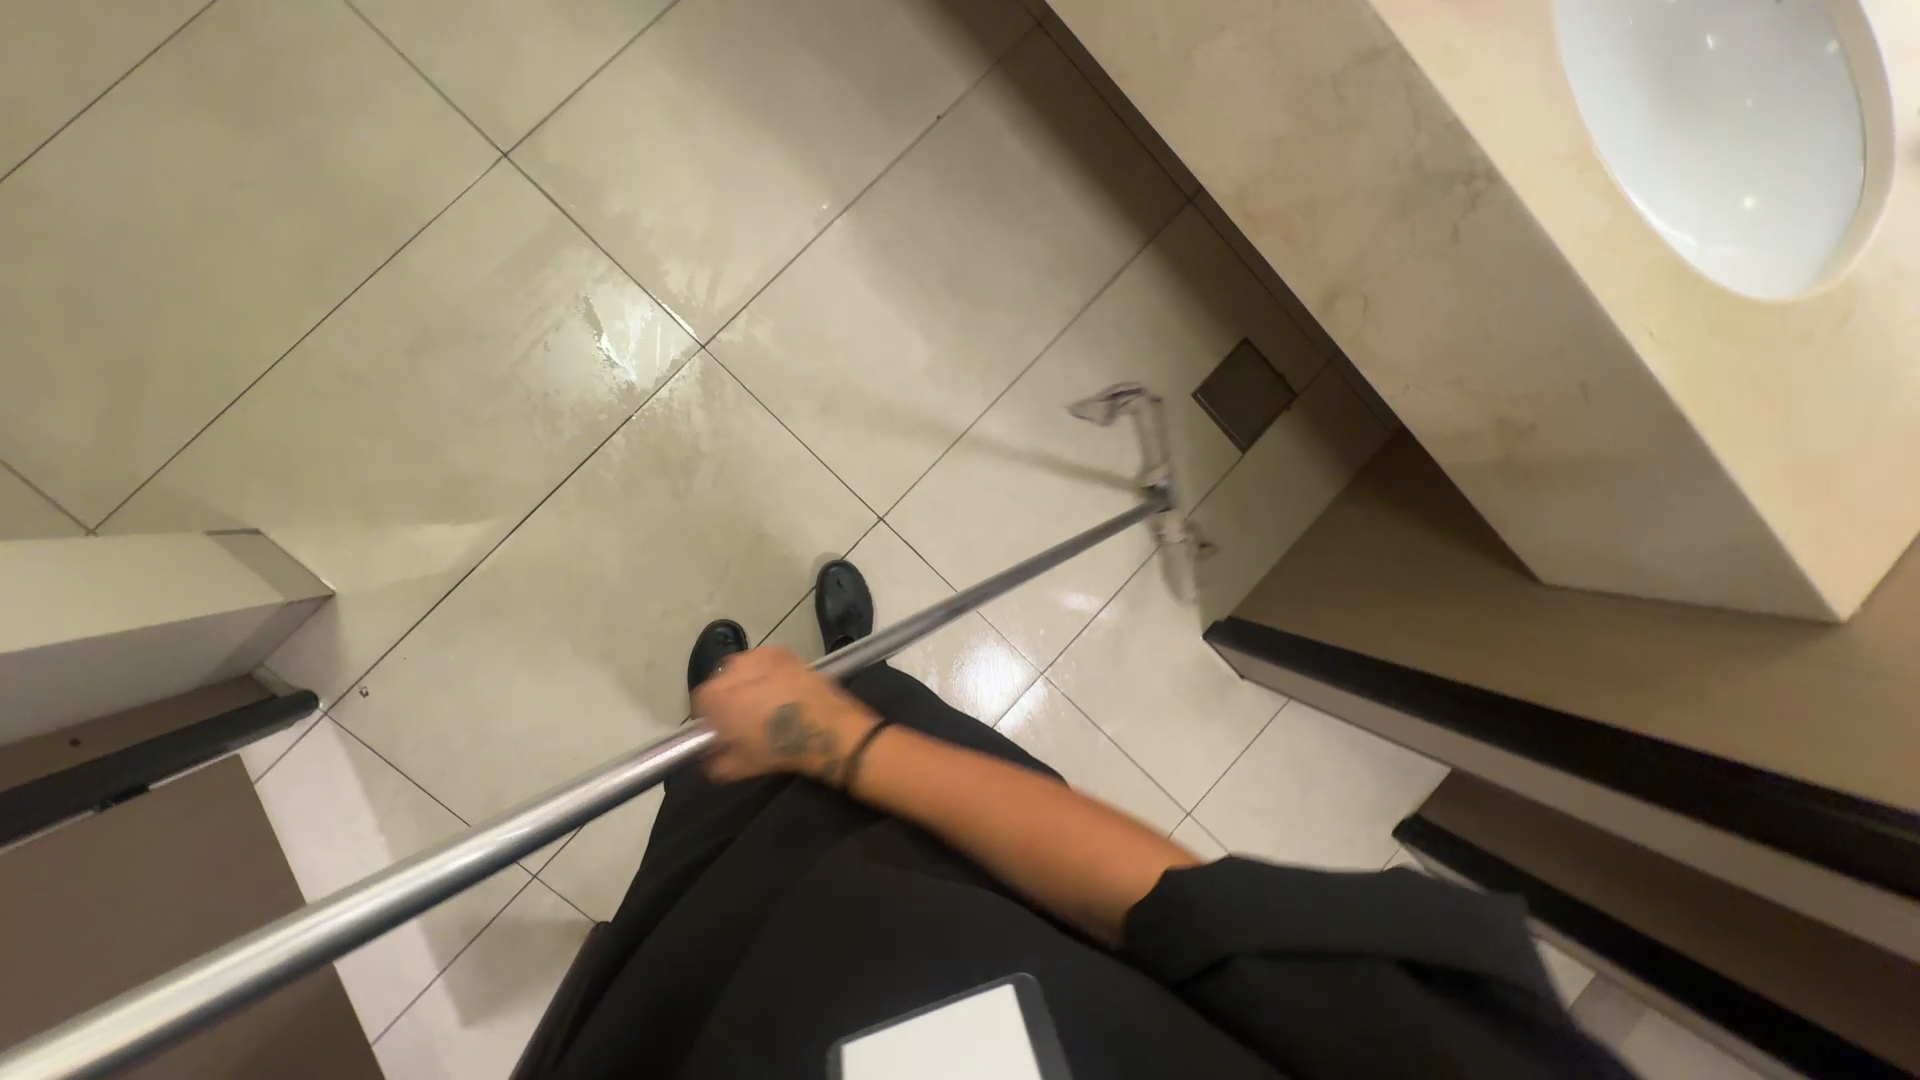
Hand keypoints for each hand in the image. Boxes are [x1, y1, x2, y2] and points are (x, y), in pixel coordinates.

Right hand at [691, 646, 879, 783]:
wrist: (826, 729)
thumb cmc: (780, 748)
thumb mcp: (738, 766)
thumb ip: (713, 761)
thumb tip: (708, 758)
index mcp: (717, 696)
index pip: (699, 701)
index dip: (708, 717)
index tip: (719, 728)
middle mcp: (733, 670)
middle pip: (720, 681)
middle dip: (726, 697)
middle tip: (742, 716)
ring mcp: (760, 656)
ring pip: (741, 668)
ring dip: (744, 681)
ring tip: (761, 700)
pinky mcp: (783, 652)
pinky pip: (763, 659)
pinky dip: (764, 671)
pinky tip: (777, 687)